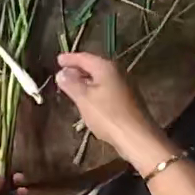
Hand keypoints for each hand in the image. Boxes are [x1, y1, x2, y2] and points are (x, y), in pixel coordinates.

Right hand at [55, 52, 177, 173]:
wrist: (136, 136)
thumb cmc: (107, 115)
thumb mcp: (84, 99)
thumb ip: (71, 84)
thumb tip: (61, 73)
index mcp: (106, 68)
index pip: (84, 57)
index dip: (70, 58)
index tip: (58, 60)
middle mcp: (118, 71)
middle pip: (94, 65)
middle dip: (78, 68)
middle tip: (63, 72)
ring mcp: (125, 84)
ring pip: (101, 77)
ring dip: (86, 79)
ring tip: (73, 84)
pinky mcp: (128, 98)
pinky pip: (107, 87)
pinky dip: (95, 88)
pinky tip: (89, 97)